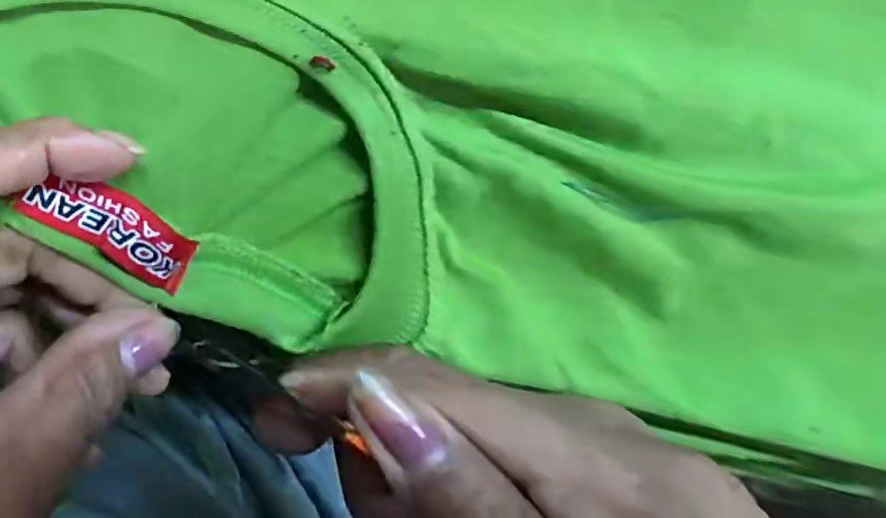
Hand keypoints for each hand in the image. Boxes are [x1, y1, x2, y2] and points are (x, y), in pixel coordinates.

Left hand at [0, 118, 181, 517]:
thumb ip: (81, 392)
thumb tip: (160, 330)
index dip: (47, 149)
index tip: (123, 154)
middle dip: (81, 254)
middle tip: (154, 279)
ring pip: (4, 271)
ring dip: (75, 304)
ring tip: (141, 353)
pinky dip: (48, 341)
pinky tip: (98, 387)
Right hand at [255, 346, 766, 516]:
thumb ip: (466, 502)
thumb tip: (369, 395)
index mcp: (604, 457)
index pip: (435, 380)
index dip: (339, 380)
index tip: (270, 411)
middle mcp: (607, 425)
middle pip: (440, 396)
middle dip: (384, 453)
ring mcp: (615, 444)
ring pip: (464, 421)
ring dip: (419, 476)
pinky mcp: (613, 467)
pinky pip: (501, 446)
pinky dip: (461, 482)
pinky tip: (463, 511)